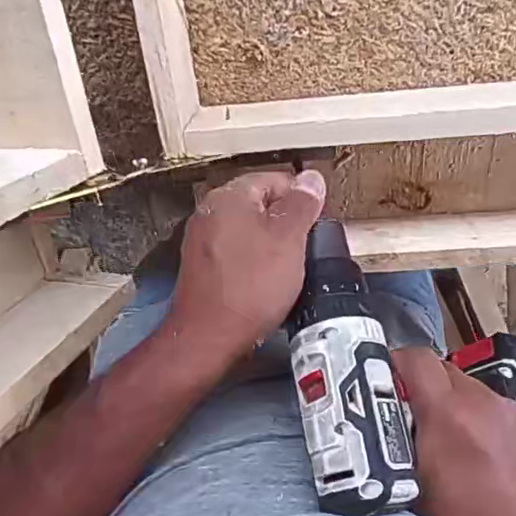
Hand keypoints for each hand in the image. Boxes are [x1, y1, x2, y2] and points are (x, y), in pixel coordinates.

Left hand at [164, 170, 326, 361]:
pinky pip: (236, 258)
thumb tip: (311, 179)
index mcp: (229, 197)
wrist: (209, 336)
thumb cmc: (247, 288)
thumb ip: (302, 204)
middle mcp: (209, 214)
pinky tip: (262, 286)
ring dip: (270, 249)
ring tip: (284, 272)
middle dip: (285, 227)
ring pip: (249, 234)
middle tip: (302, 251)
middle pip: (261, 207)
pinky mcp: (202, 269)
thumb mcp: (289, 239)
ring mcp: (201, 243)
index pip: (276, 180)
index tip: (314, 225)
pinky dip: (252, 267)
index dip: (302, 201)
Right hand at [392, 347, 515, 515]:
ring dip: (451, 399)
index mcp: (445, 413)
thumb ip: (394, 435)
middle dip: (422, 384)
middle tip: (410, 408)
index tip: (388, 374)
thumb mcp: (408, 474)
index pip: (416, 359)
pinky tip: (475, 440)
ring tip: (445, 430)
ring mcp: (507, 409)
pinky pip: (493, 401)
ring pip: (467, 384)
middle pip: (441, 368)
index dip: (396, 362)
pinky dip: (479, 413)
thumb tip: (377, 413)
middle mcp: (479, 403)